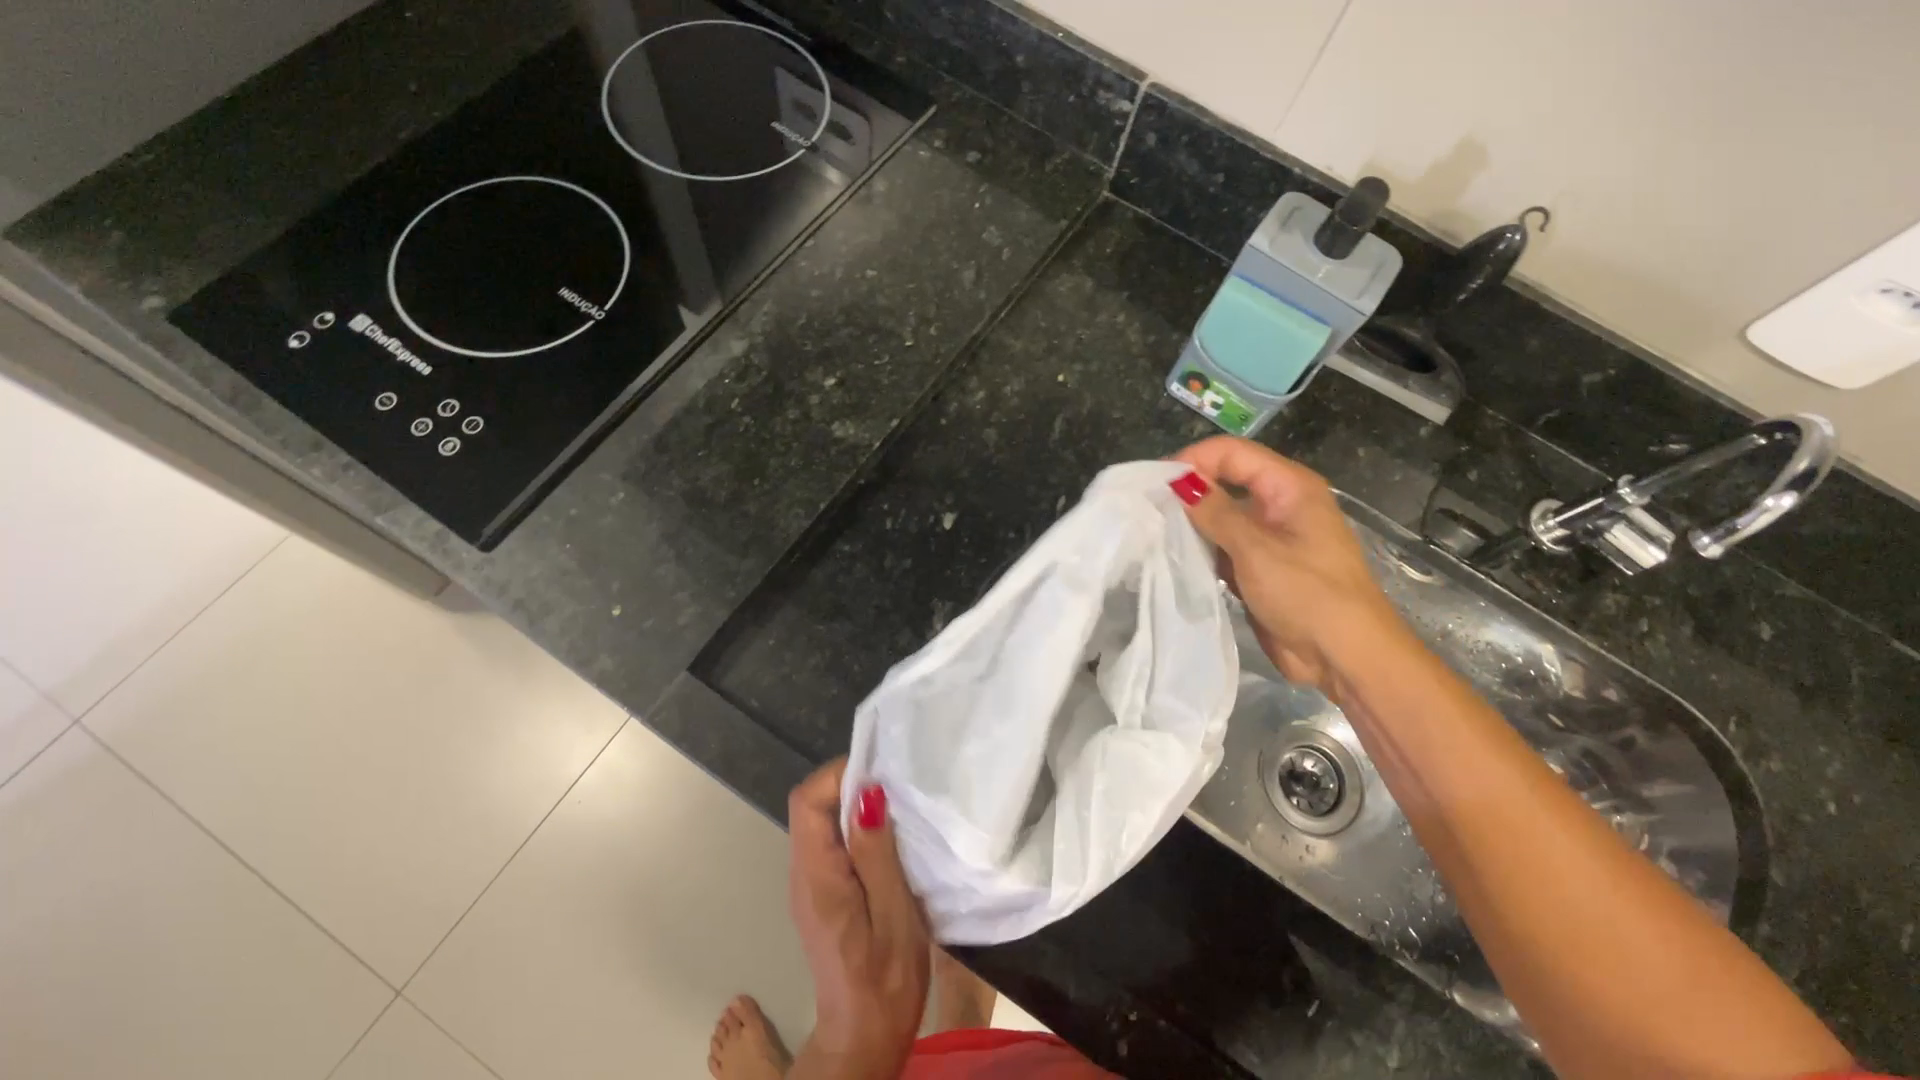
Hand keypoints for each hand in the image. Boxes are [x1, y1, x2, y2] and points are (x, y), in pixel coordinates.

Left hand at [786, 759, 929, 1079]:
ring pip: (825, 826)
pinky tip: (894, 841)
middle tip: (901, 786)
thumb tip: (866, 794)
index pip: (807, 800)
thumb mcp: (892, 913)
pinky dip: (861, 833)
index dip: (840, 774)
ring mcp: (813, 887)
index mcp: (816, 876)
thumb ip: (876, 853)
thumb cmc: (885, 979)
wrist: (866, 1036)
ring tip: (903, 809)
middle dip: (852, 786)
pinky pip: (835, 847)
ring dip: (859, 809)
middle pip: (812, 808)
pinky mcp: (827, 897)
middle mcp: (804, 875)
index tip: (883, 771)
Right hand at [1170, 437, 1413, 696]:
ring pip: (1222, 519)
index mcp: (1290, 487)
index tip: (1155, 483)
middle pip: (1226, 482)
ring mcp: (1271, 540)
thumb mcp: (1257, 550)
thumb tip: (1178, 482)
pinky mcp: (1261, 570)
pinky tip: (1173, 561)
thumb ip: (1215, 512)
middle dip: (1189, 493)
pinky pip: (1224, 550)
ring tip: (1153, 535)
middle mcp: (1280, 506)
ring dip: (1192, 526)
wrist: (1345, 656)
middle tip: (1147, 510)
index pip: (1233, 454)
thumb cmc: (1309, 595)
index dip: (1194, 460)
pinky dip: (1202, 553)